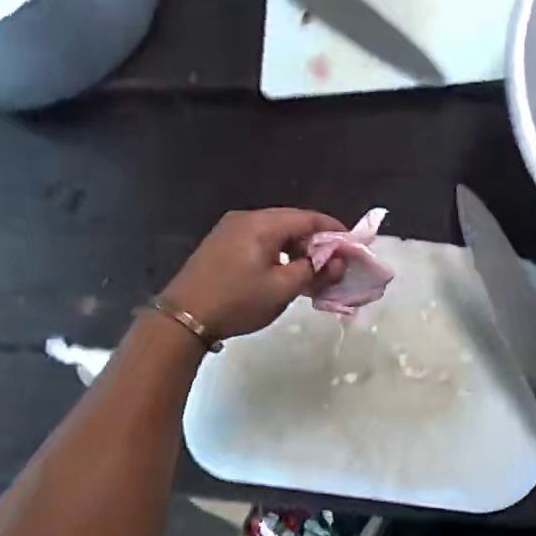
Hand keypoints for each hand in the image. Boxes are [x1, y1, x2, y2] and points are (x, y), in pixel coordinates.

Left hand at [163, 208, 346, 338]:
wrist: (183, 317)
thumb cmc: (238, 301)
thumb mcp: (283, 289)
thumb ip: (315, 271)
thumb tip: (338, 261)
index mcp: (263, 224)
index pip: (309, 218)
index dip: (334, 230)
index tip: (353, 247)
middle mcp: (246, 218)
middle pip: (292, 222)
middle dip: (317, 242)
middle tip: (334, 265)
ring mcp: (231, 229)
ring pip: (276, 232)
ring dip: (298, 249)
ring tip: (313, 273)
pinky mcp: (222, 244)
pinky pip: (260, 240)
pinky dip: (279, 252)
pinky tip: (286, 273)